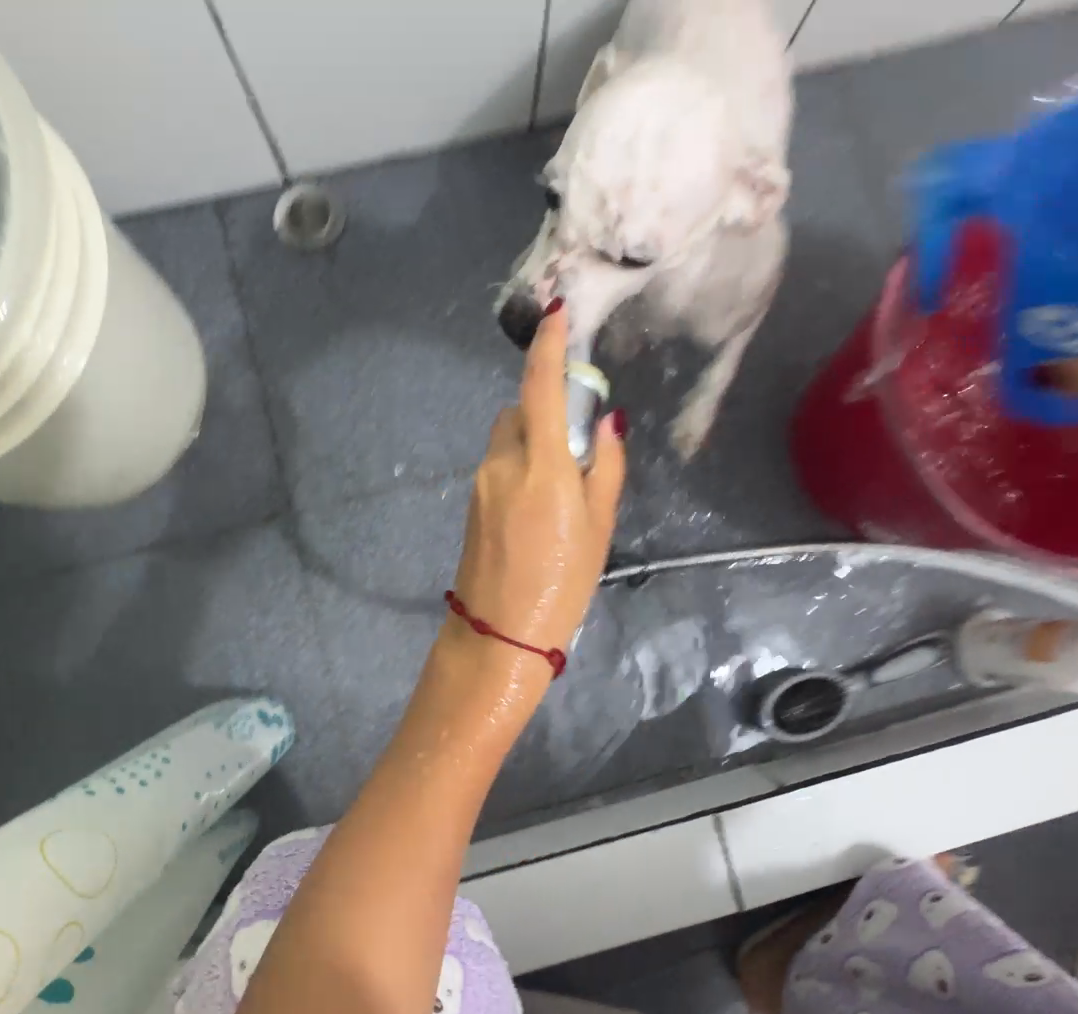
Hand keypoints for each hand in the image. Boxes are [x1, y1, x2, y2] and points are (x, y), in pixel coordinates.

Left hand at [448, 306, 626, 671]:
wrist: (498, 636)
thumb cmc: (563, 584)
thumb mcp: (600, 528)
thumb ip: (606, 469)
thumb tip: (607, 423)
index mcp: (540, 465)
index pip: (540, 387)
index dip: (548, 346)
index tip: (556, 313)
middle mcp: (502, 462)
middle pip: (519, 411)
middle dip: (545, 413)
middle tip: (577, 451)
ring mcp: (480, 482)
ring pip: (507, 439)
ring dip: (532, 444)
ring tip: (558, 494)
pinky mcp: (471, 503)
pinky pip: (499, 466)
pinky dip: (520, 468)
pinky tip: (536, 513)